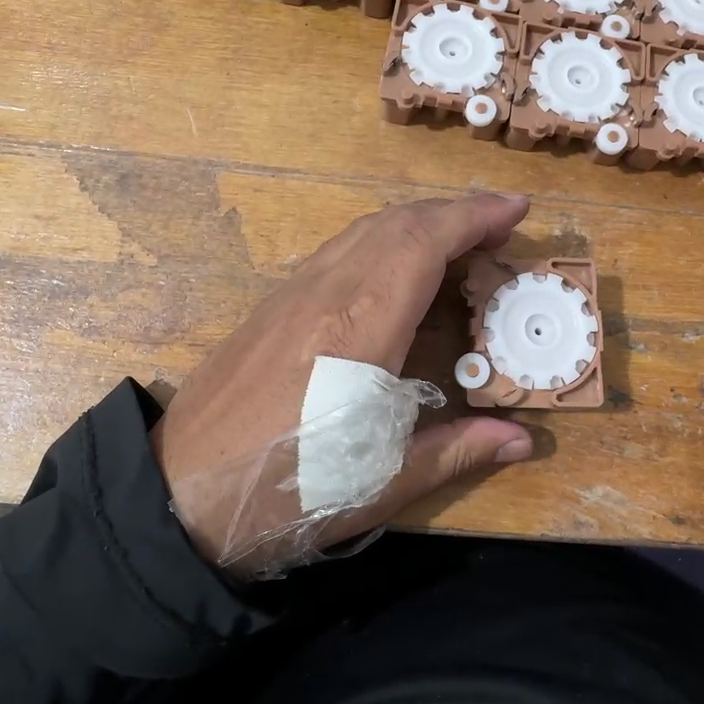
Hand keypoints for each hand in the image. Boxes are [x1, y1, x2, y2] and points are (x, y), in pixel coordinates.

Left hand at [152, 194, 534, 576]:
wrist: (181, 494)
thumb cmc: (289, 490)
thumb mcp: (383, 483)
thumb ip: (457, 452)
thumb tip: (522, 440)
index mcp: (361, 329)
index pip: (422, 244)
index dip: (473, 216)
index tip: (516, 209)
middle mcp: (328, 294)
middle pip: (397, 224)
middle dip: (454, 212)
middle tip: (499, 224)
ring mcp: (294, 293)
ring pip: (364, 230)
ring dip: (417, 221)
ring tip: (458, 237)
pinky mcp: (274, 304)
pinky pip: (339, 249)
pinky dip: (383, 239)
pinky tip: (396, 266)